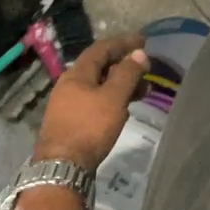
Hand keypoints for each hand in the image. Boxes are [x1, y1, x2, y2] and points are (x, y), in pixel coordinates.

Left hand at [33, 35, 148, 171]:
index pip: (101, 48)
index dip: (123, 43)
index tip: (144, 42)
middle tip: (146, 69)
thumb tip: (139, 53)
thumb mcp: (113, 98)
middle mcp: (69, 85)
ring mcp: (68, 105)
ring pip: (98, 86)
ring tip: (142, 91)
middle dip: (125, 65)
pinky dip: (112, 99)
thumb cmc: (89, 128)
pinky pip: (95, 101)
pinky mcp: (71, 122)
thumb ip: (128, 73)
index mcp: (77, 74)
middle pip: (100, 67)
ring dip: (120, 84)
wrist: (62, 168)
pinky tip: (123, 109)